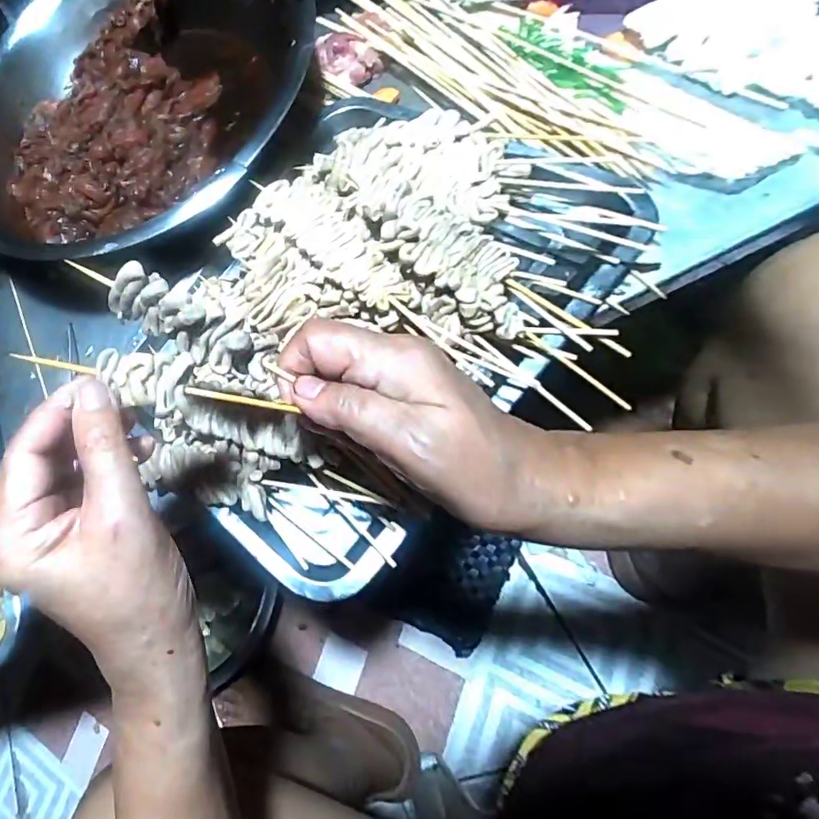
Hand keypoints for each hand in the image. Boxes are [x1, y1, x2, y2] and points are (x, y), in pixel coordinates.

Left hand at [0, 377, 198, 691]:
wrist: (162, 643)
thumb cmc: (138, 587)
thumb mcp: (121, 509)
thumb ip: (103, 444)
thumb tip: (91, 385)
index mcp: (11, 535)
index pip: (24, 455)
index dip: (55, 414)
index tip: (92, 380)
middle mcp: (14, 531)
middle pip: (42, 457)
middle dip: (82, 425)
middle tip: (120, 399)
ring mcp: (41, 530)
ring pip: (64, 464)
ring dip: (99, 440)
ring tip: (137, 423)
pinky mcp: (67, 528)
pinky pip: (80, 480)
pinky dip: (108, 460)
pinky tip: (139, 449)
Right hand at [278, 319, 578, 533]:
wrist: (524, 483)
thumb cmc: (471, 467)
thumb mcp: (407, 441)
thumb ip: (350, 409)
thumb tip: (297, 388)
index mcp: (394, 356)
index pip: (318, 335)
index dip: (294, 367)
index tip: (298, 411)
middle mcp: (393, 353)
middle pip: (323, 350)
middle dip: (307, 389)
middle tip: (325, 432)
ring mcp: (397, 371)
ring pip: (333, 371)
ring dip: (324, 405)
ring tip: (347, 441)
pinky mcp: (399, 390)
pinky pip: (351, 389)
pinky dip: (341, 413)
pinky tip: (358, 440)